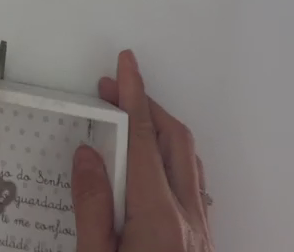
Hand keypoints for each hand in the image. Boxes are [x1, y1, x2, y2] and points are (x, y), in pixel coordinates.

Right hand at [71, 50, 212, 251]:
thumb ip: (92, 207)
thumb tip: (89, 153)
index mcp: (159, 218)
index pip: (145, 139)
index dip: (134, 94)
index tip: (125, 62)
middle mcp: (189, 220)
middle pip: (176, 141)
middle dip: (146, 104)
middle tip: (112, 87)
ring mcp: (202, 236)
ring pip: (189, 162)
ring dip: (161, 130)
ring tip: (128, 119)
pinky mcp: (204, 248)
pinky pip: (194, 186)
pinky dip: (173, 158)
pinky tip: (154, 167)